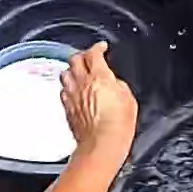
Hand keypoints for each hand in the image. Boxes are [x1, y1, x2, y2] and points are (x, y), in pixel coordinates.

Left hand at [61, 41, 136, 160]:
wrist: (102, 145)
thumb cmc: (118, 125)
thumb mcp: (129, 98)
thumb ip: (118, 84)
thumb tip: (112, 83)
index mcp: (100, 77)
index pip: (94, 53)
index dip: (98, 47)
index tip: (102, 47)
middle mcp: (82, 83)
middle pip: (75, 59)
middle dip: (83, 55)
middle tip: (89, 57)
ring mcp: (72, 96)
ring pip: (65, 73)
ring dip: (72, 70)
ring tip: (79, 71)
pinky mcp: (67, 108)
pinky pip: (63, 91)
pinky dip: (69, 87)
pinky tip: (74, 91)